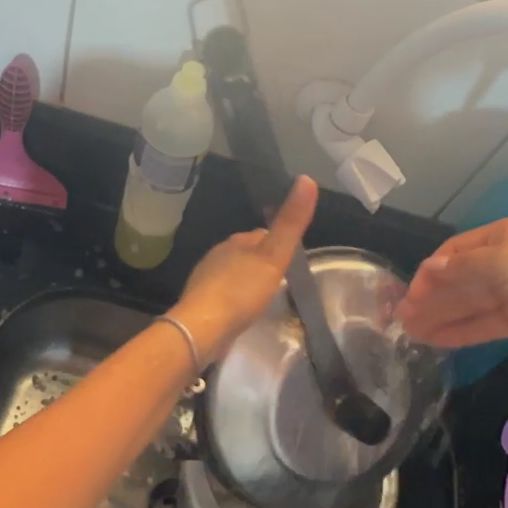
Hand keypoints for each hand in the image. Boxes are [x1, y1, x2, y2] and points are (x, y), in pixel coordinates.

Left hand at [169, 176, 318, 361]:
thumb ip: (290, 223)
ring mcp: (205, 280)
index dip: (278, 243)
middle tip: (281, 280)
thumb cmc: (240, 291)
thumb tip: (307, 179)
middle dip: (261, 263)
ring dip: (247, 281)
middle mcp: (217, 255)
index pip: (261, 234)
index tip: (291, 258)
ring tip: (264, 296)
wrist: (203, 328)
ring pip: (233, 274)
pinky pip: (223, 296)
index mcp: (235, 241)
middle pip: (246, 254)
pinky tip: (243, 312)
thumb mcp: (273, 256)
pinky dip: (235, 299)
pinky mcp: (200, 303)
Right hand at [398, 219, 507, 364]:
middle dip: (432, 298)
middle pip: (462, 279)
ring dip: (441, 316)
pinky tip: (438, 340)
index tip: (409, 296)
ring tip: (412, 334)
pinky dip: (462, 331)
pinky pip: (486, 323)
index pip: (458, 251)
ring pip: (471, 303)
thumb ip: (466, 266)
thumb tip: (430, 268)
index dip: (431, 272)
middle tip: (401, 321)